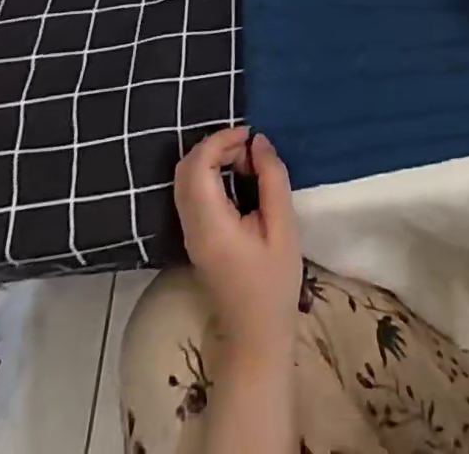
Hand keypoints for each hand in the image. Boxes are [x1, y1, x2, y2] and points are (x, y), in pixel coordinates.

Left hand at [173, 126, 301, 362]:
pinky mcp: (194, 236)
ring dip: (210, 158)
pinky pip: (190, 192)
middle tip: (250, 147)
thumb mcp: (284, 228)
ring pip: (184, 179)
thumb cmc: (275, 283)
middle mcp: (190, 225)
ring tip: (247, 160)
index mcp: (210, 224)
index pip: (198, 167)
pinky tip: (236, 176)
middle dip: (214, 146)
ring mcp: (188, 232)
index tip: (251, 135)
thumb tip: (259, 143)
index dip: (220, 140)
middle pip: (184, 169)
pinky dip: (208, 173)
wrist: (256, 333)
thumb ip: (272, 181)